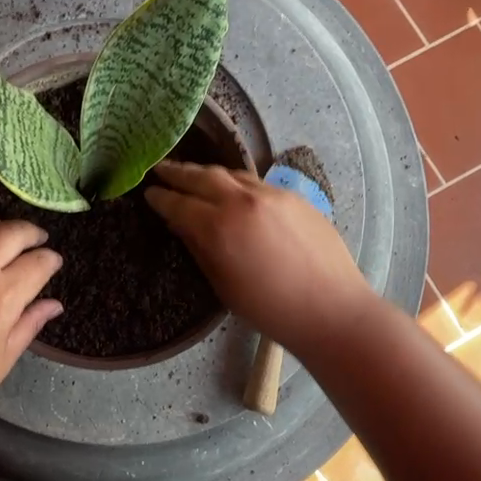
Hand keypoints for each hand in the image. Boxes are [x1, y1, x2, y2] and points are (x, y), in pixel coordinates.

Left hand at [0, 219, 62, 431]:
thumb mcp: (2, 358)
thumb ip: (29, 324)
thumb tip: (53, 304)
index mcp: (2, 294)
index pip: (37, 263)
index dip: (50, 260)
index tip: (53, 263)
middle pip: (12, 232)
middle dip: (31, 233)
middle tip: (38, 239)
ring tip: (4, 236)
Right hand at [145, 161, 383, 350]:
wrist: (333, 310)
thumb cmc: (271, 310)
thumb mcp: (223, 284)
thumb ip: (198, 247)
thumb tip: (179, 223)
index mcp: (219, 228)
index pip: (179, 203)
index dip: (160, 197)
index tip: (147, 192)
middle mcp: (243, 201)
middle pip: (202, 176)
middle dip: (178, 173)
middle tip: (160, 170)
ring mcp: (271, 195)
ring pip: (230, 174)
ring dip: (207, 173)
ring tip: (192, 175)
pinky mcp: (294, 196)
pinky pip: (255, 182)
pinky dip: (235, 182)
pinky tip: (231, 189)